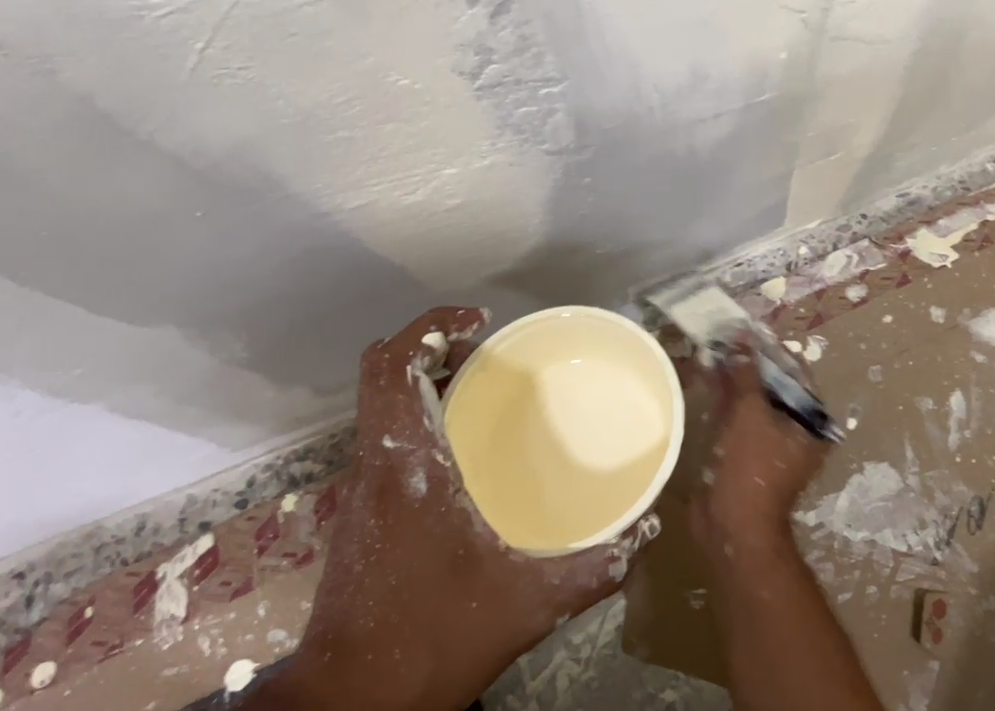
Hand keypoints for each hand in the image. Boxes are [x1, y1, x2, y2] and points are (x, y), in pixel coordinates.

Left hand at [253, 308, 659, 710]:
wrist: (349, 701)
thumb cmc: (430, 637)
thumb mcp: (526, 603)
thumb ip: (593, 568)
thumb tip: (645, 534)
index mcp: (405, 465)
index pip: (391, 365)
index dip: (430, 325)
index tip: (478, 321)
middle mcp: (377, 465)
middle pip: (384, 375)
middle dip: (434, 348)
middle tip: (489, 352)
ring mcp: (366, 491)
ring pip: (384, 407)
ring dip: (427, 383)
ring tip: (486, 389)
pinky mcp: (367, 516)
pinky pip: (391, 441)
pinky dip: (424, 421)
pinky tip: (470, 453)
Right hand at [692, 354, 830, 562]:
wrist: (733, 526)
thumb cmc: (751, 467)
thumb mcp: (750, 413)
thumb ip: (746, 372)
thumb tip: (741, 337)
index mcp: (811, 422)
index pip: (796, 372)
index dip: (771, 349)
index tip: (746, 328)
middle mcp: (795, 430)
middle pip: (773, 384)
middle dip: (748, 361)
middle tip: (725, 334)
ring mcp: (769, 442)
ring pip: (752, 399)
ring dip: (733, 375)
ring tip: (711, 346)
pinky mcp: (745, 452)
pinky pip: (737, 417)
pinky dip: (724, 396)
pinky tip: (706, 373)